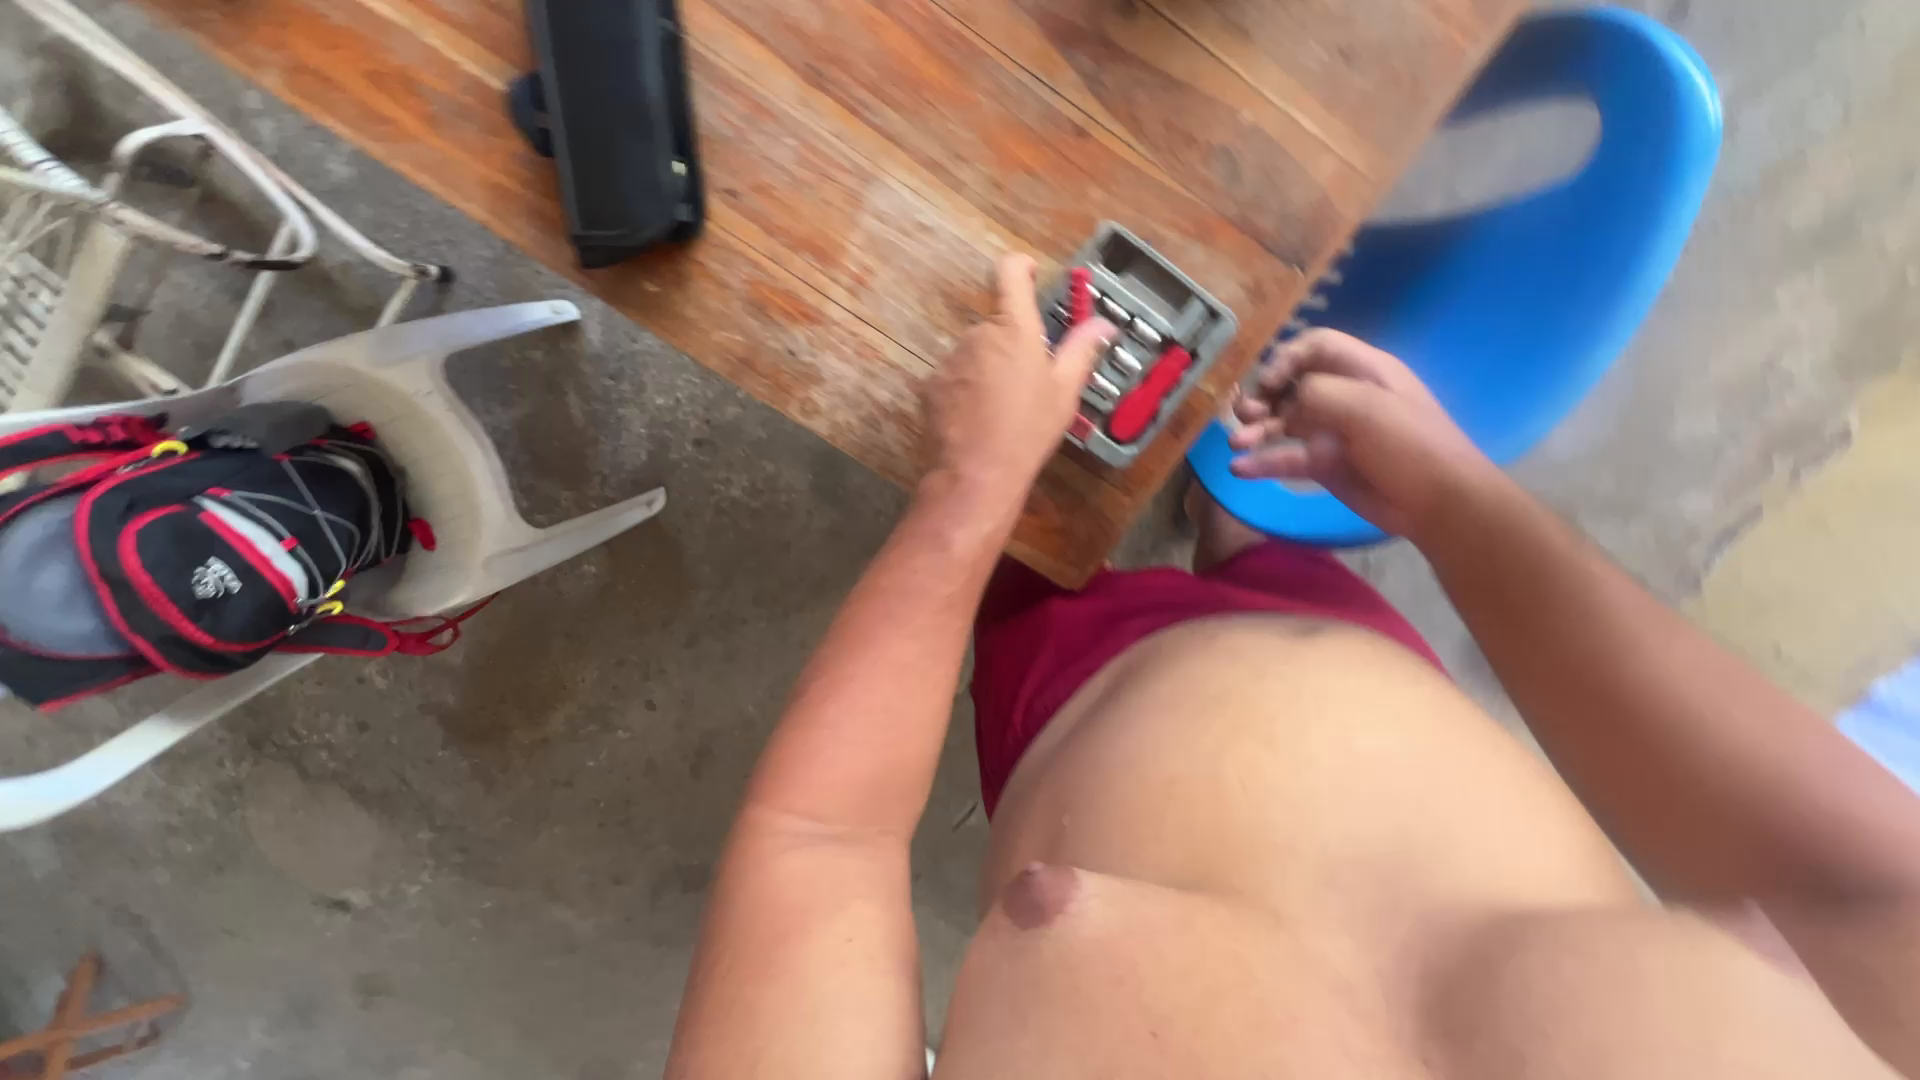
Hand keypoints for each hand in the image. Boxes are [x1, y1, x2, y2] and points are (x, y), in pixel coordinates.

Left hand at [920, 254, 1116, 511]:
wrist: (976, 473)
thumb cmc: (1029, 430)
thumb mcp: (1065, 392)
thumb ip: (1081, 350)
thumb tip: (1104, 322)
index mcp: (1014, 329)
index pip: (1010, 273)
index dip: (1020, 267)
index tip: (1028, 272)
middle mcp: (978, 335)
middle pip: (996, 327)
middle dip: (1010, 346)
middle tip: (1026, 384)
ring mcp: (950, 360)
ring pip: (974, 354)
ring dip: (986, 370)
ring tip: (1000, 409)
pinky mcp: (931, 385)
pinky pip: (953, 378)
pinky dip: (965, 391)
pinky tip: (976, 420)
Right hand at [1227, 329, 1499, 540]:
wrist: (1438, 503)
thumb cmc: (1411, 445)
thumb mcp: (1367, 408)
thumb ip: (1318, 393)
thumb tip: (1286, 400)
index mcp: (1362, 371)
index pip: (1315, 347)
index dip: (1286, 358)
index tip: (1269, 383)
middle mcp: (1343, 396)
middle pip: (1290, 384)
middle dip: (1263, 396)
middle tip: (1246, 416)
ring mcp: (1331, 431)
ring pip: (1282, 422)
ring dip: (1256, 430)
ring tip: (1237, 443)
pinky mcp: (1323, 464)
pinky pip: (1285, 458)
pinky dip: (1262, 462)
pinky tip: (1240, 469)